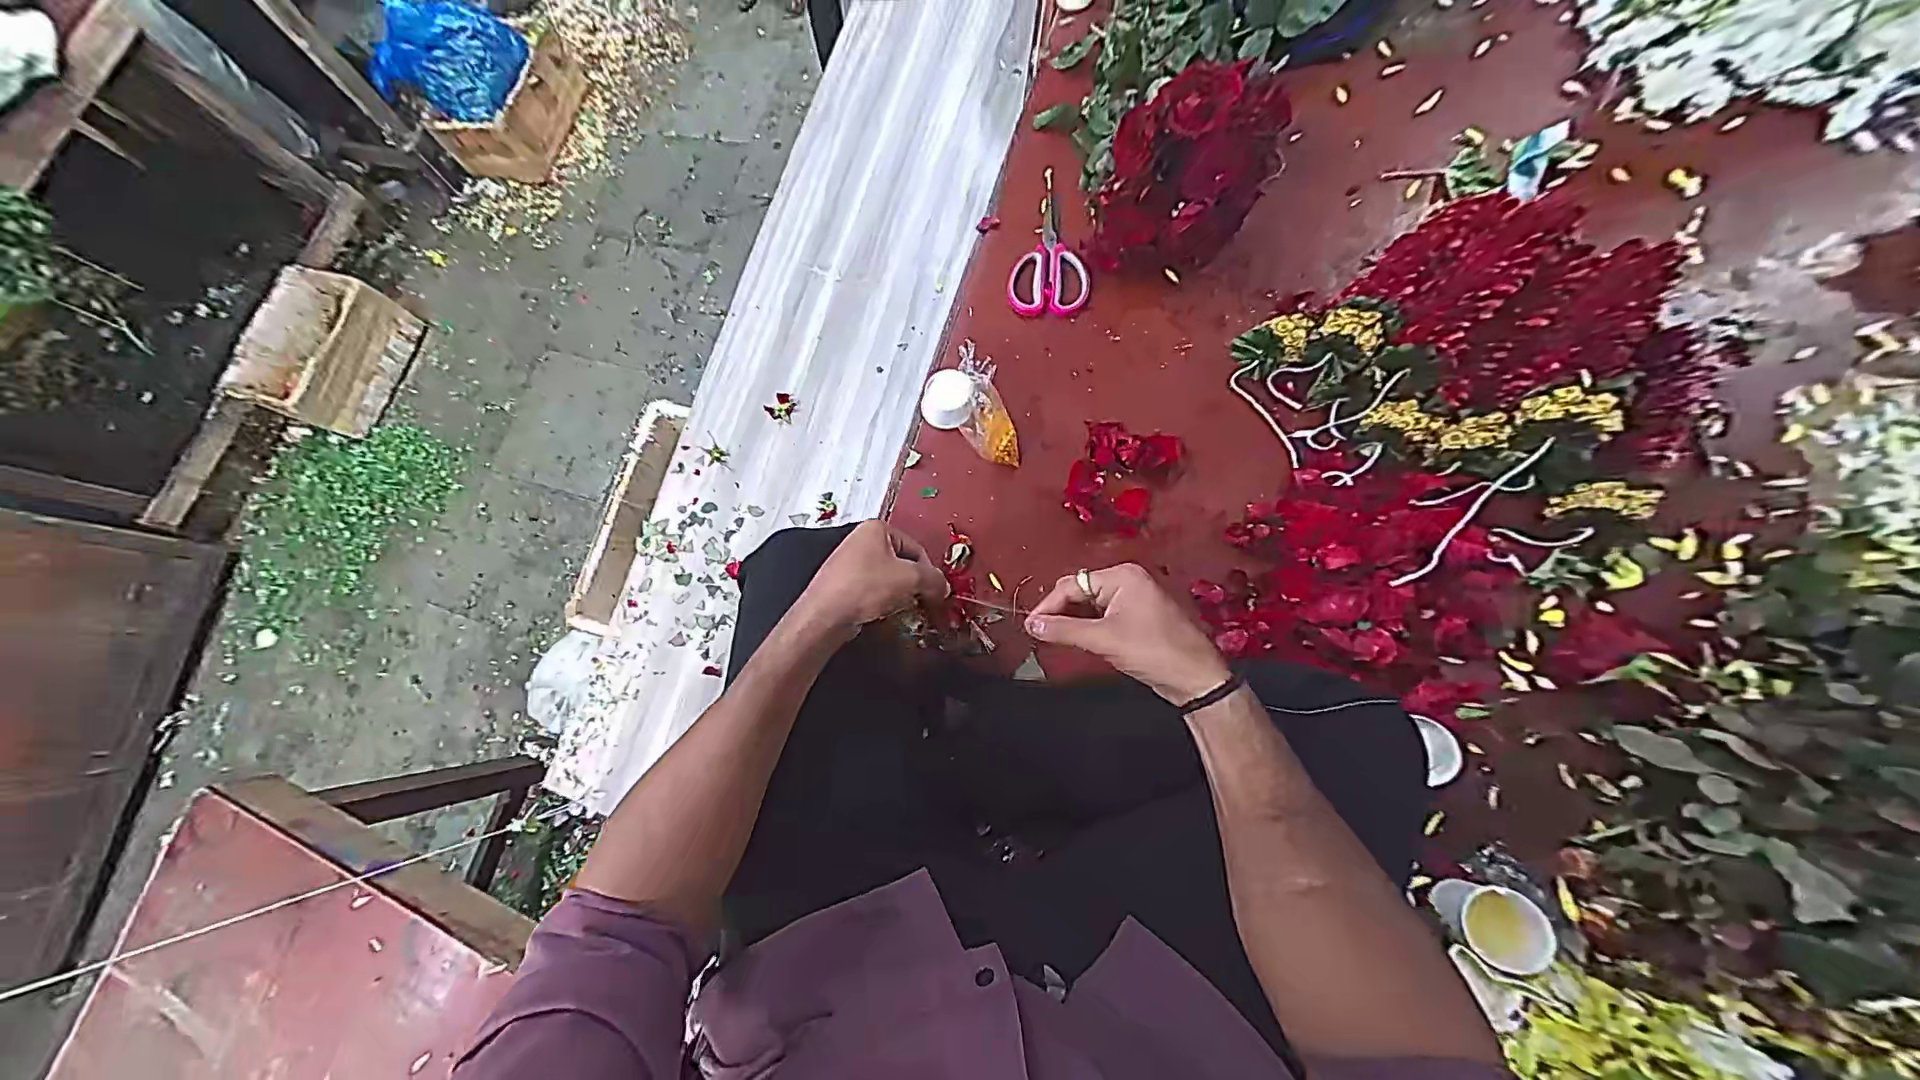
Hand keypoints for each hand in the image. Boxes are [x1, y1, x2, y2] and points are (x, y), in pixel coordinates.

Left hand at [793, 521, 949, 639]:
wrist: (825, 615)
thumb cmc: (866, 587)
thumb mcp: (910, 579)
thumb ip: (933, 579)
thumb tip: (943, 586)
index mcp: (877, 528)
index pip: (916, 548)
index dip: (928, 570)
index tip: (934, 590)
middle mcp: (861, 540)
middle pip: (902, 562)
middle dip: (914, 583)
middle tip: (921, 600)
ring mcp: (850, 562)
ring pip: (888, 577)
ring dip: (899, 593)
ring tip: (899, 607)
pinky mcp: (844, 583)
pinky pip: (873, 588)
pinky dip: (882, 600)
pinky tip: (881, 611)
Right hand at [1025, 563, 1232, 703]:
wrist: (1196, 678)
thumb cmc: (1155, 652)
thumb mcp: (1104, 640)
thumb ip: (1064, 630)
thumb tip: (1033, 625)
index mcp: (1123, 576)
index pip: (1073, 584)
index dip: (1049, 605)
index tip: (1031, 625)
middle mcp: (1128, 580)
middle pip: (1081, 591)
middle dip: (1059, 611)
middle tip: (1039, 632)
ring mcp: (1134, 599)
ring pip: (1091, 605)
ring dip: (1073, 620)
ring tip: (1053, 637)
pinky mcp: (1137, 617)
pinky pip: (1103, 616)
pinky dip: (1088, 626)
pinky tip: (1077, 639)